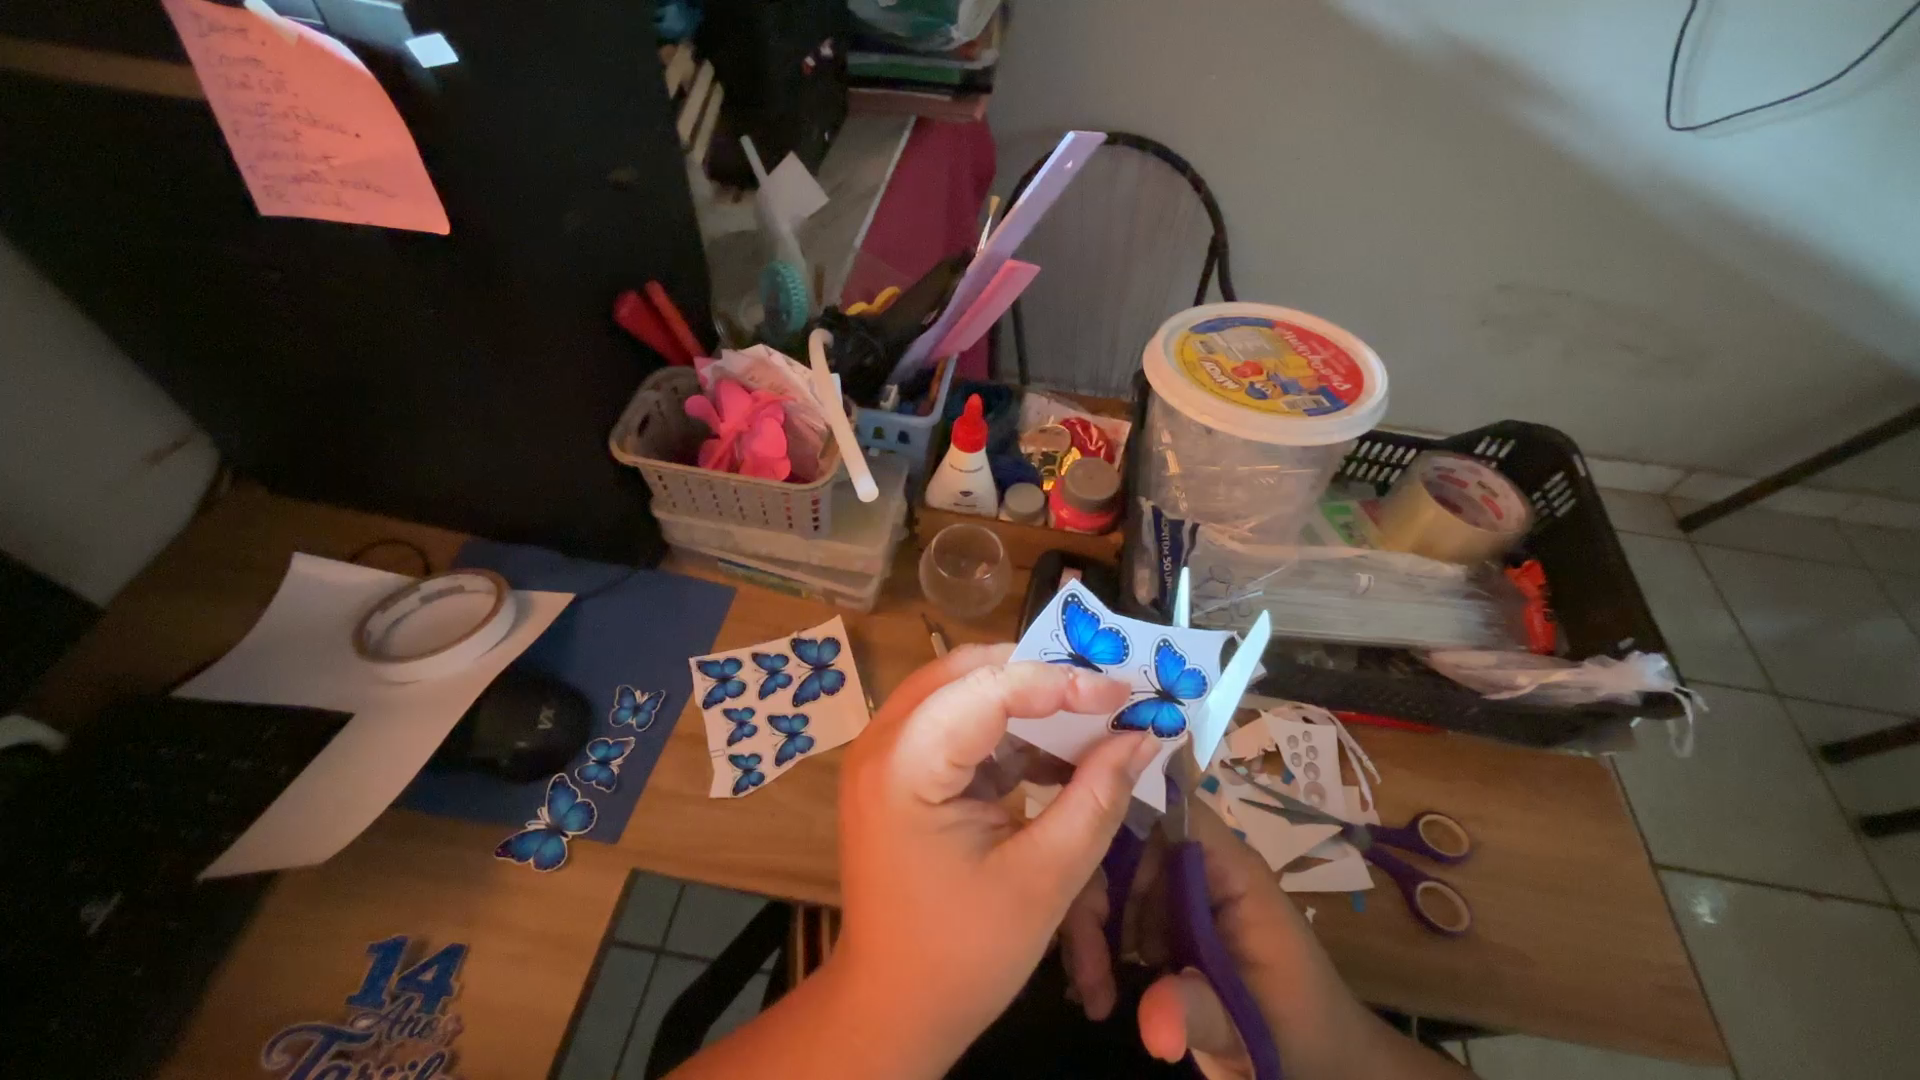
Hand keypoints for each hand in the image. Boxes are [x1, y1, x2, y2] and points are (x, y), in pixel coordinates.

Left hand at [831, 644, 1162, 1068]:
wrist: (892, 1006)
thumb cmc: (963, 954)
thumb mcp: (1044, 879)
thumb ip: (1096, 798)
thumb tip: (1142, 736)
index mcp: (904, 767)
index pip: (988, 688)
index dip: (1061, 681)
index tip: (1124, 693)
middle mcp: (881, 743)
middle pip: (966, 673)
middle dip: (1039, 677)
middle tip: (1104, 694)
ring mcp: (882, 755)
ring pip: (960, 691)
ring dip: (1024, 701)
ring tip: (1088, 720)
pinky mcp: (896, 771)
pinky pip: (954, 725)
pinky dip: (1006, 731)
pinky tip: (1053, 755)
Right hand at [1063, 797, 1401, 1078]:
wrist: (1326, 1069)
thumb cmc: (1304, 1042)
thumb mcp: (1255, 1036)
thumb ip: (1203, 1016)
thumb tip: (1151, 1020)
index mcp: (1231, 873)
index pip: (1166, 811)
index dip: (1115, 821)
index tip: (1068, 862)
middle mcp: (1202, 870)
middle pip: (1127, 844)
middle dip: (1093, 896)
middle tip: (1084, 971)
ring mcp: (1183, 895)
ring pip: (1115, 878)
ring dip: (1092, 928)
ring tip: (1091, 993)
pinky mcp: (1169, 922)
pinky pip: (1120, 911)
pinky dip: (1100, 946)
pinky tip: (1096, 990)